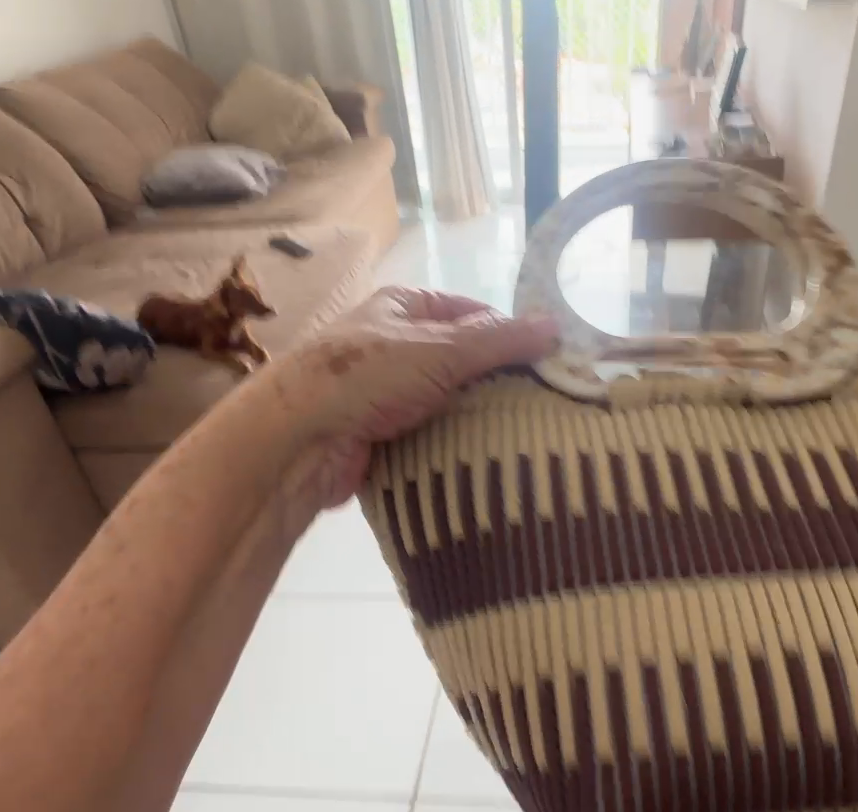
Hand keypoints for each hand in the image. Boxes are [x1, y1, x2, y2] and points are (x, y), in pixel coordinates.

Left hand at [257, 287, 558, 511]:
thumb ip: (499, 341)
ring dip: (473, 418)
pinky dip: (449, 444)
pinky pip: (427, 434)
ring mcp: (383, 392)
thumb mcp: (442, 349)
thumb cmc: (368, 376)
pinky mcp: (379, 434)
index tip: (541, 364)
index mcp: (403, 307)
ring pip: (444, 401)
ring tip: (517, 435)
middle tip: (537, 405)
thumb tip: (556, 325)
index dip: (505, 334)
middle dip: (492, 381)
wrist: (301, 440)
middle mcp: (392, 344)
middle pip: (459, 360)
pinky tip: (479, 457)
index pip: (470, 312)